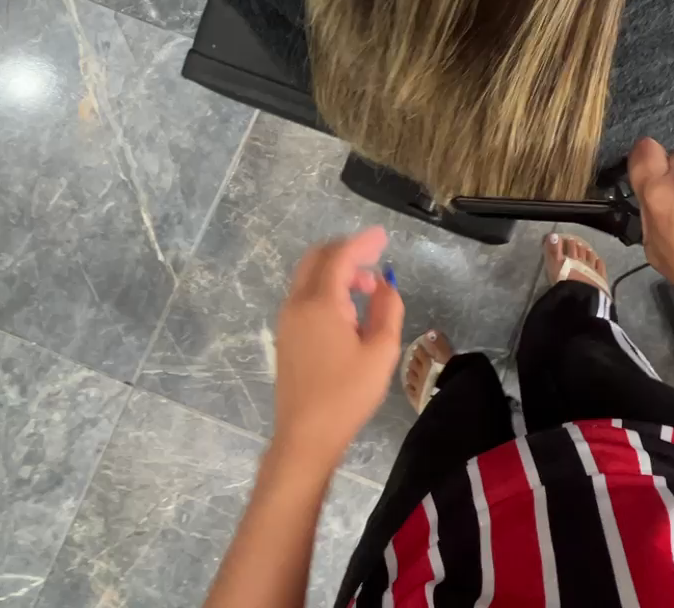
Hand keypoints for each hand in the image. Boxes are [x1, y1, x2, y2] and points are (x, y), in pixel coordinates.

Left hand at [270, 227, 404, 466]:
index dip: (363, 243)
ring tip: (367, 289)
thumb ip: (388, 309)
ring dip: (337, 270)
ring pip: (309, 275)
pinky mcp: (285, 334)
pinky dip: (326, 287)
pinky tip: (348, 309)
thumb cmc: (347, 395)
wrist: (305, 437)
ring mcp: (287, 319)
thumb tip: (385, 283)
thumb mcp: (381, 352)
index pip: (341, 256)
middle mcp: (297, 303)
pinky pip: (305, 294)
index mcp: (320, 303)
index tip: (383, 236)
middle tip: (375, 258)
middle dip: (347, 251)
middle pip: (318, 258)